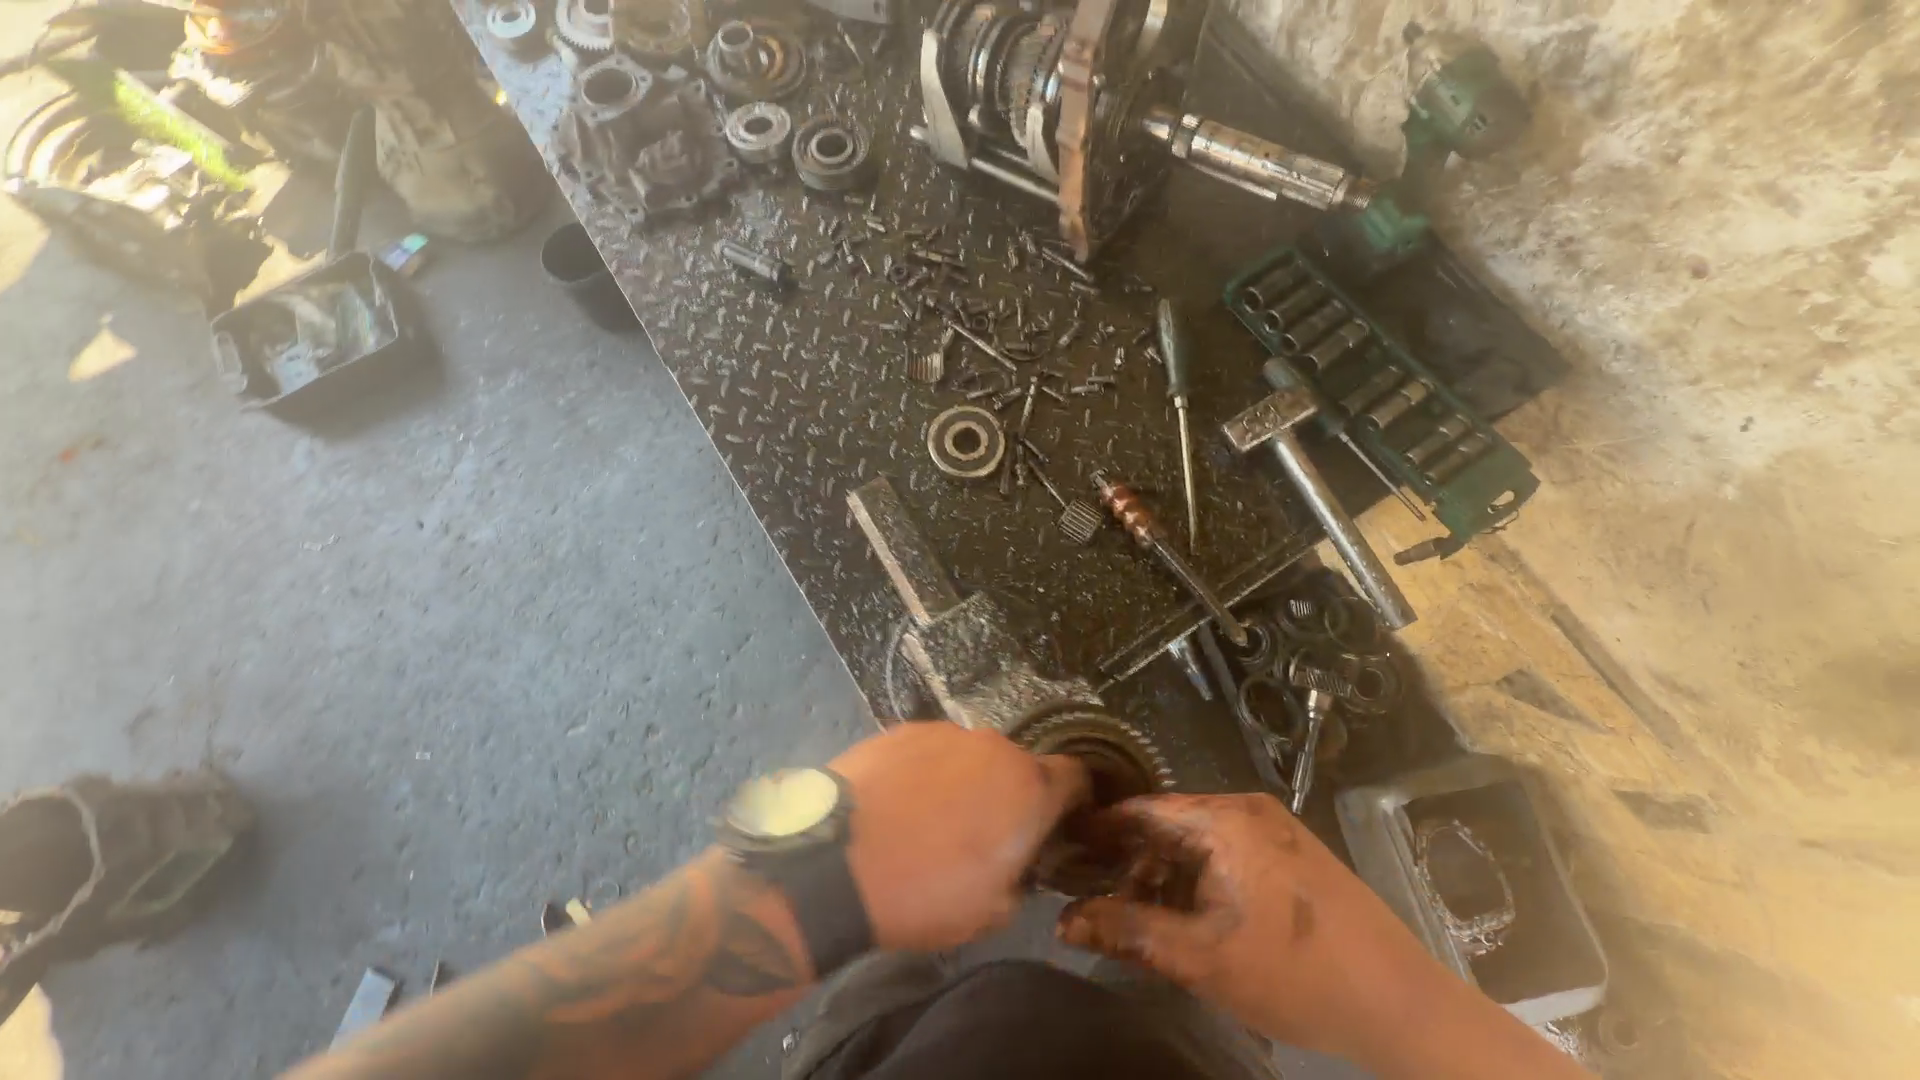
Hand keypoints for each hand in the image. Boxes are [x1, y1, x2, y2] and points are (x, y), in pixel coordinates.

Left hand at [829, 722, 1089, 951]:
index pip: (1077, 777)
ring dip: (966, 782)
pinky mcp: (901, 730)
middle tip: (984, 834)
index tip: (1060, 823)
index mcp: (1030, 788)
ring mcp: (945, 734)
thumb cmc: (924, 894)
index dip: (1074, 800)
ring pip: (972, 758)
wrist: (833, 864)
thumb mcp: (993, 912)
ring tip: (930, 820)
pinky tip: (899, 803)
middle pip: (1019, 768)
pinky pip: (930, 752)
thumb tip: (1019, 860)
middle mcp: (995, 748)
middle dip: (1011, 796)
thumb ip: (1023, 876)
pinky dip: (925, 772)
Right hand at [1053, 793, 1455, 1062]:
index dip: (1099, 832)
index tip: (1063, 853)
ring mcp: (1274, 829)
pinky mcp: (1292, 853)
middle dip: (1130, 860)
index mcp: (1224, 819)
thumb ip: (1127, 931)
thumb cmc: (1294, 974)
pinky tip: (1186, 915)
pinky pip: (1226, 852)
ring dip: (1164, 874)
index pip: (1141, 810)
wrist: (1401, 1003)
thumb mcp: (1200, 957)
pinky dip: (1197, 878)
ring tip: (1136, 914)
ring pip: (1197, 840)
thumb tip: (1064, 922)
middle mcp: (1247, 810)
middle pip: (1169, 824)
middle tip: (1093, 895)